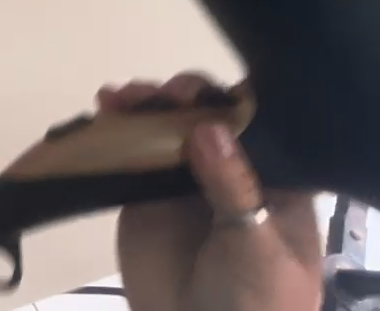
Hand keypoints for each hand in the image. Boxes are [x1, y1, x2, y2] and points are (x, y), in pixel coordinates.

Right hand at [109, 73, 321, 310]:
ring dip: (145, 102)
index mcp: (275, 191)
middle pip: (208, 119)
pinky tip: (104, 106)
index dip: (235, 103)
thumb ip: (234, 190)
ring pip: (166, 125)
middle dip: (183, 96)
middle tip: (160, 95)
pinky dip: (114, 120)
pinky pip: (129, 145)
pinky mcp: (142, 187)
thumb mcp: (257, 254)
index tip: (202, 91)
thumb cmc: (252, 305)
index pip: (262, 133)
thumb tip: (209, 126)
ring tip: (122, 97)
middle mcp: (230, 177)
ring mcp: (183, 180)